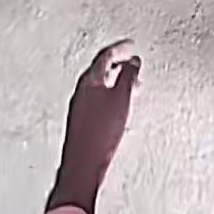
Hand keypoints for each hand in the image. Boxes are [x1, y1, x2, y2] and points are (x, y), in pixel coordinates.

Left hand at [47, 40, 140, 213]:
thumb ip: (129, 75)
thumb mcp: (122, 98)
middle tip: (132, 61)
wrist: (82, 168)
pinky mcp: (81, 122)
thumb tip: (134, 61)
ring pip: (100, 85)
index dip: (121, 48)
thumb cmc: (100, 134)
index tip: (131, 45)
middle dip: (118, 63)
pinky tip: (119, 105)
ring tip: (131, 83)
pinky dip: (110, 94)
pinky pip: (97, 98)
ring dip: (116, 80)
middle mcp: (81, 91)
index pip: (106, 55)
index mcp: (89, 80)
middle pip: (101, 69)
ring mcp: (80, 107)